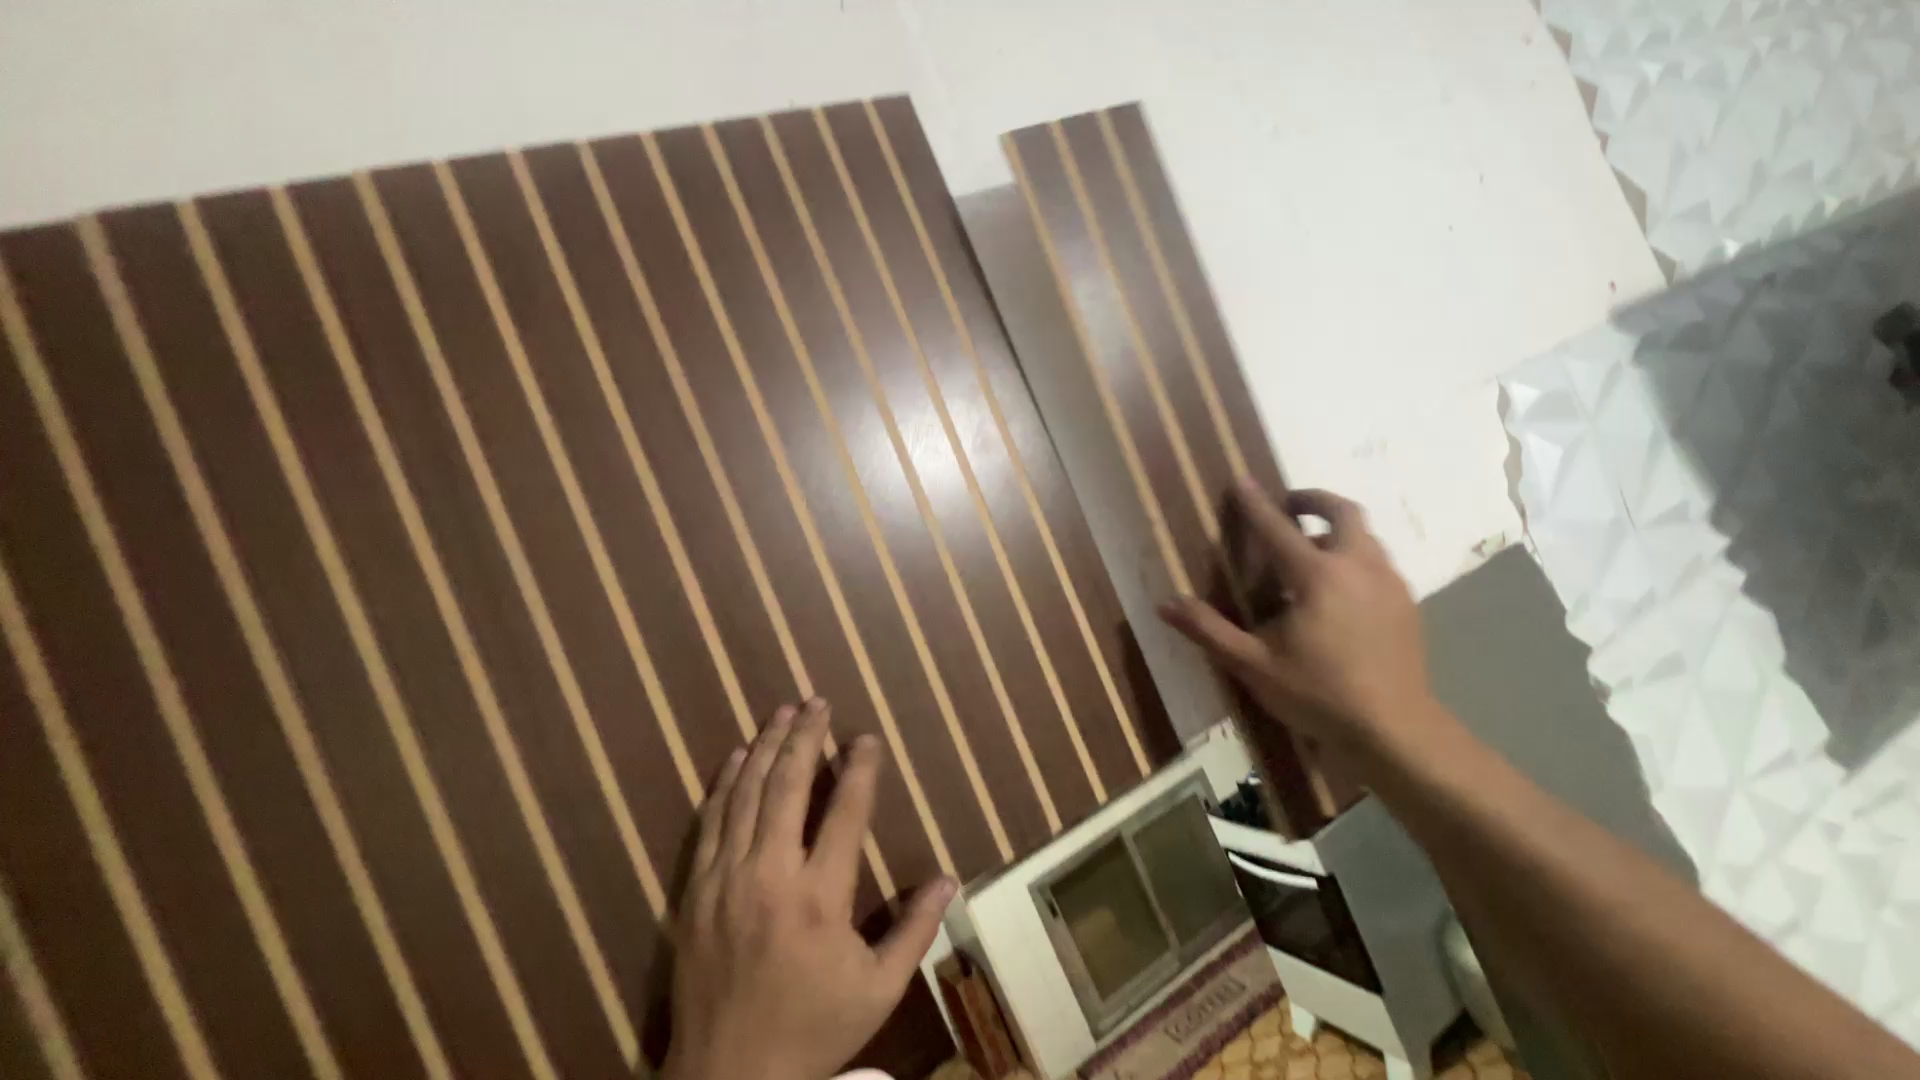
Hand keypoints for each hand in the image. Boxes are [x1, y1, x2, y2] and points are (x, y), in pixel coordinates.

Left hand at [664, 699, 956, 1079]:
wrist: (727, 1073)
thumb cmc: (812, 1029)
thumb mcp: (879, 989)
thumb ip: (915, 931)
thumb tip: (948, 878)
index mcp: (821, 898)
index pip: (844, 813)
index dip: (859, 769)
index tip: (866, 738)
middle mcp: (771, 876)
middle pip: (788, 788)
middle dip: (806, 739)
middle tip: (818, 702)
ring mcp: (726, 879)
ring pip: (747, 795)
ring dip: (768, 748)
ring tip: (784, 711)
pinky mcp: (696, 891)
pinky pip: (711, 823)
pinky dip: (726, 784)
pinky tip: (739, 756)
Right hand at [1159, 481, 1451, 764]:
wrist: (1395, 729)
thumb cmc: (1318, 694)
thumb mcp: (1253, 666)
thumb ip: (1209, 631)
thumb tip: (1166, 604)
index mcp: (1317, 576)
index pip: (1278, 528)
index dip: (1255, 504)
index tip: (1241, 480)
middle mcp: (1358, 567)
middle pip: (1342, 512)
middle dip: (1313, 500)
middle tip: (1289, 505)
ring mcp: (1389, 583)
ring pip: (1366, 536)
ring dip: (1337, 530)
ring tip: (1311, 549)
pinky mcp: (1407, 604)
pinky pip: (1378, 563)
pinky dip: (1355, 557)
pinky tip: (1340, 591)